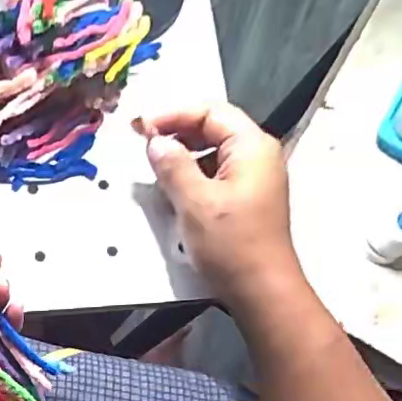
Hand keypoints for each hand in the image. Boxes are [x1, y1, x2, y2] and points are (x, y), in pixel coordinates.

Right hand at [137, 104, 299, 316]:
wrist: (260, 288)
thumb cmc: (231, 244)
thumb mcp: (195, 203)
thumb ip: (173, 167)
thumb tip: (156, 142)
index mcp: (251, 146)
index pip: (210, 112)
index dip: (174, 116)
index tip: (141, 128)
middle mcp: (257, 156)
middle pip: (213, 130)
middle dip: (177, 135)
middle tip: (143, 146)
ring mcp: (254, 179)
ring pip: (213, 155)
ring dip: (182, 159)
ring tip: (154, 171)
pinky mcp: (246, 201)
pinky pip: (215, 177)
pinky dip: (192, 178)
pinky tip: (173, 193)